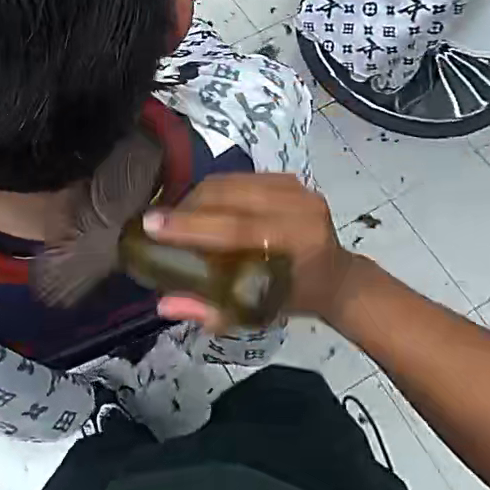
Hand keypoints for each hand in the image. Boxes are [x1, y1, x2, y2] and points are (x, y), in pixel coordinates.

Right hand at [142, 173, 363, 328]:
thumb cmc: (297, 298)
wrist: (336, 275)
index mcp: (299, 242)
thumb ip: (213, 310)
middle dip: (188, 206)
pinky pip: (241, 176)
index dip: (192, 226)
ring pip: (233, 181)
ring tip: (175, 214)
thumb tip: (164, 305)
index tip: (153, 225)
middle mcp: (302, 207)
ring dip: (198, 195)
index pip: (238, 228)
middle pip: (232, 196)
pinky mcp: (291, 178)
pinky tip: (200, 204)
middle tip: (157, 221)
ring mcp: (299, 188)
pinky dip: (216, 189)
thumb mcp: (260, 313)